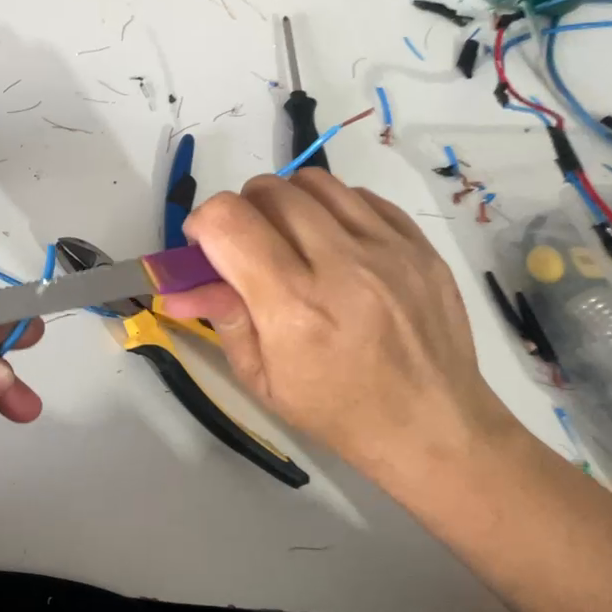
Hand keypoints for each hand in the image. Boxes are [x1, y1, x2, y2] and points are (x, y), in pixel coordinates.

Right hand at [166, 171, 518, 479]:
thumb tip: (176, 285)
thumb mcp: (259, 376)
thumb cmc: (335, 408)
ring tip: (290, 237)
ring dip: (286, 201)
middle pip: (267, 190)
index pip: (227, 220)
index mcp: (293, 305)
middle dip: (242, 210)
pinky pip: (360, 195)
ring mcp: (388, 253)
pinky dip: (333, 208)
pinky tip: (333, 242)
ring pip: (313, 182)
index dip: (203, 223)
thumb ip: (221, 316)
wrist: (435, 429)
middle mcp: (341, 268)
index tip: (206, 248)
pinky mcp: (420, 248)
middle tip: (248, 246)